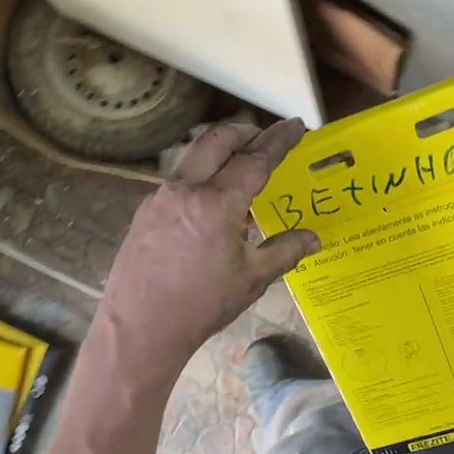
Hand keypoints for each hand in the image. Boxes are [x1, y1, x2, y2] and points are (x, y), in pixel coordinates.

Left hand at [94, 119, 321, 381]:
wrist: (141, 327)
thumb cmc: (201, 305)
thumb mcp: (251, 280)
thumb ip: (284, 252)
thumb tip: (313, 238)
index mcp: (217, 204)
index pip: (255, 160)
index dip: (279, 140)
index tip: (296, 125)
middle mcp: (186, 190)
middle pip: (217, 141)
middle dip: (245, 133)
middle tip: (265, 138)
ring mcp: (160, 198)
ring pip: (193, 157)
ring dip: (220, 151)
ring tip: (239, 166)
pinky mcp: (146, 213)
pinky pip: (178, 181)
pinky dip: (201, 176)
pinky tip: (210, 202)